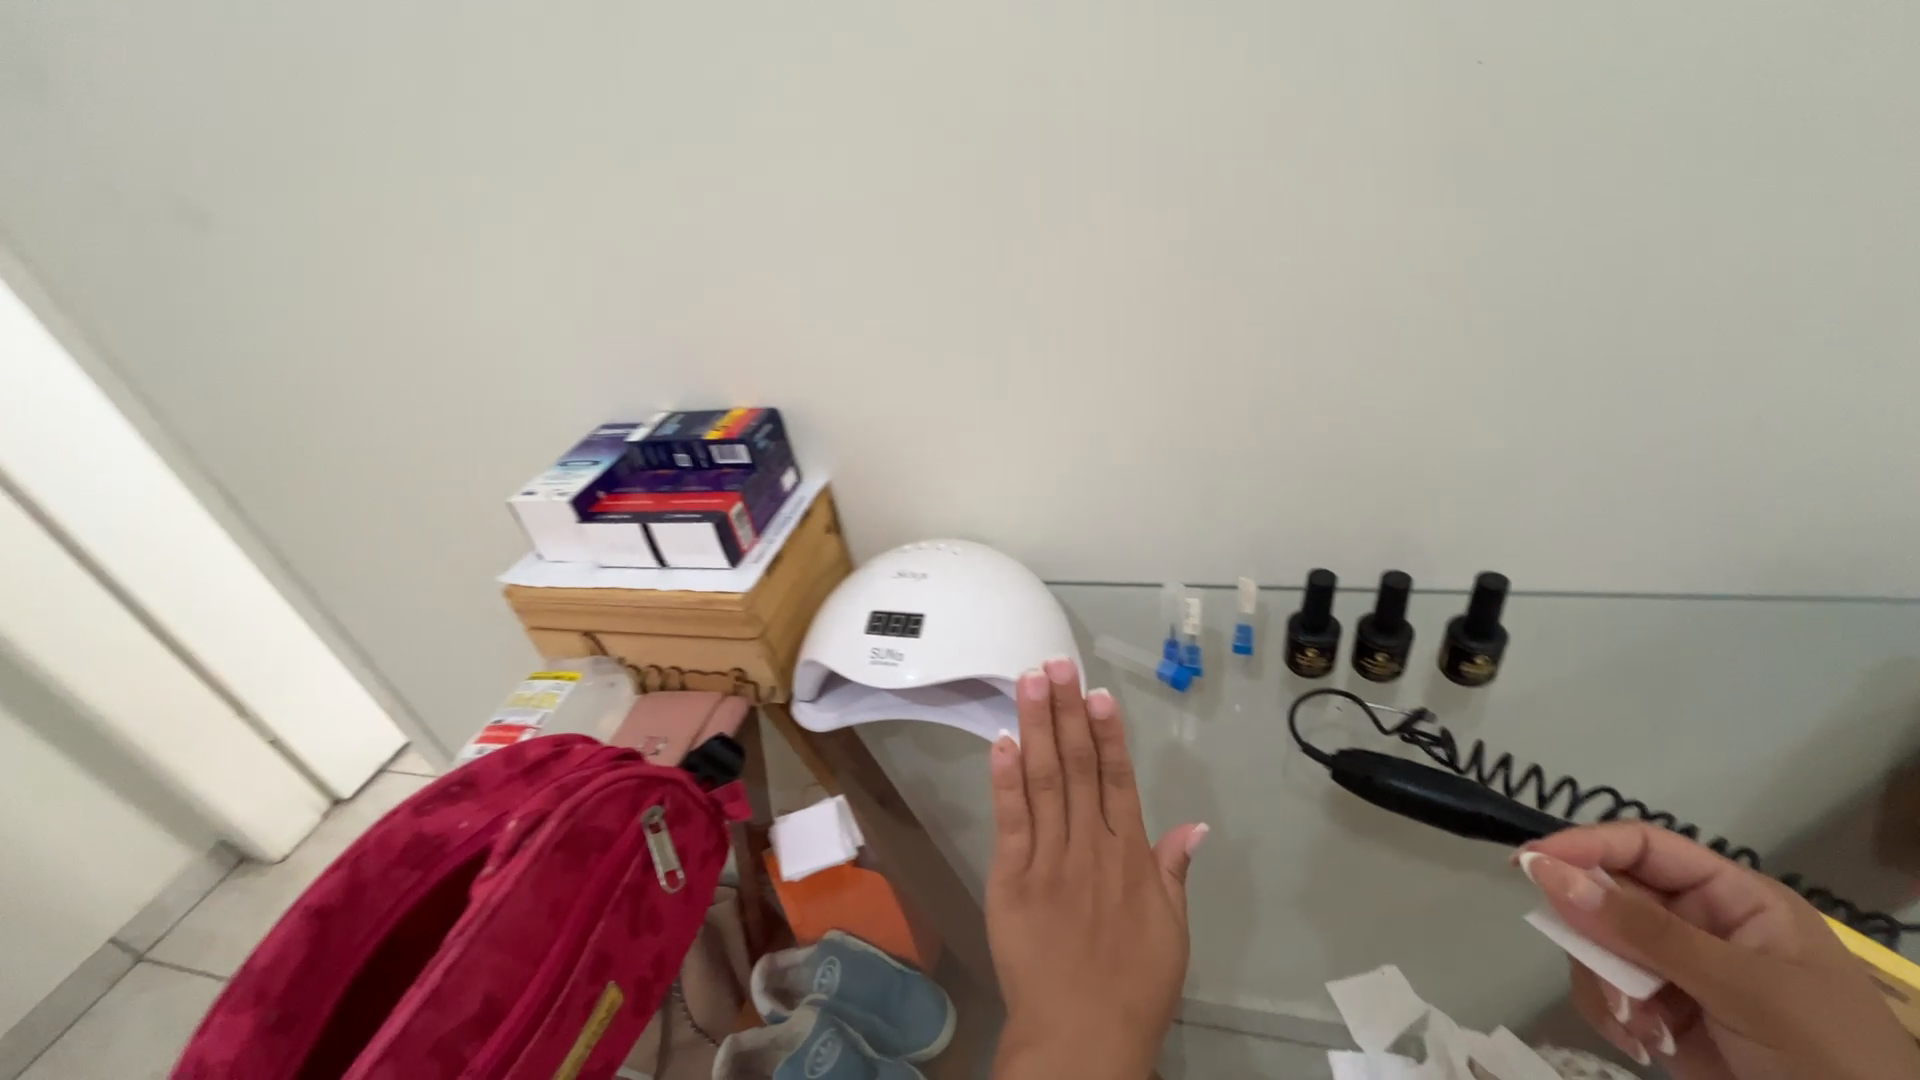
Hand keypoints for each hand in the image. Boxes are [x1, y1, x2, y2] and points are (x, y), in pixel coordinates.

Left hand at [986, 657, 1206, 1079]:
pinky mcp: (1011, 878)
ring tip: (1030, 681)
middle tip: (1056, 663)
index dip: (1108, 732)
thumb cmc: (1132, 985)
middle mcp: (1090, 846)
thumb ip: (1176, 871)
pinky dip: (1006, 779)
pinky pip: (1011, 820)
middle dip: (1066, 710)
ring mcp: (1048, 859)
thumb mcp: (1172, 931)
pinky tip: (1002, 742)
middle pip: (1077, 765)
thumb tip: (1196, 825)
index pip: (1118, 778)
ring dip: (1036, 727)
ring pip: (1044, 780)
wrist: (1082, 1037)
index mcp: (1130, 856)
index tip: (1097, 692)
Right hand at [1519, 822, 1919, 1079]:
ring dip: (1602, 981)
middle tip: (1600, 970)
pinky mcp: (1658, 1010)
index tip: (1529, 862)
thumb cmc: (1831, 1057)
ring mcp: (1676, 968)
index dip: (1584, 845)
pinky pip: (1601, 987)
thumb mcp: (1744, 989)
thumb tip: (1545, 870)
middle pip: (1607, 894)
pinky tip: (1640, 1042)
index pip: (1643, 846)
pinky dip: (1607, 1011)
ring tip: (1638, 1024)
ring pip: (1594, 943)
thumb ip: (1643, 931)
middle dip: (1595, 935)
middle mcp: (1698, 923)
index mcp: (1734, 898)